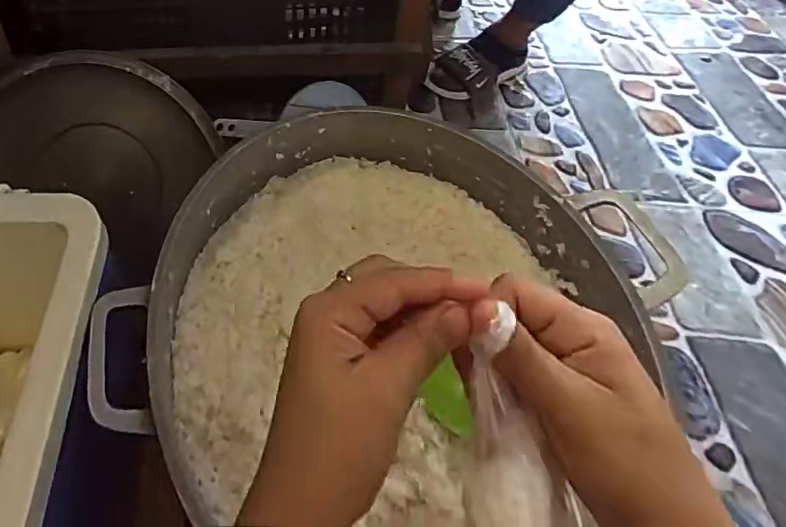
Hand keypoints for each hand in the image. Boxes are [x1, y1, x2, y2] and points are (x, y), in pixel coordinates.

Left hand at [238, 256, 488, 526]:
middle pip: (383, 281)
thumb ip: (425, 340)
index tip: (485, 289)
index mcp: (327, 310)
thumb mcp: (387, 389)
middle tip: (475, 304)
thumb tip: (466, 307)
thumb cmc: (340, 447)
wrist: (300, 508)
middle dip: (428, 289)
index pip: (390, 281)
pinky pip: (377, 328)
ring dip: (420, 308)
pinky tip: (435, 337)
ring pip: (381, 304)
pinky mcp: (338, 357)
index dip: (439, 282)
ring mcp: (329, 334)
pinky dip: (407, 329)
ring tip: (464, 318)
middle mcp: (325, 311)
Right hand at [478, 276, 729, 526]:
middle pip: (509, 319)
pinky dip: (503, 394)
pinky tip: (497, 415)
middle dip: (485, 345)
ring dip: (492, 374)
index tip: (463, 346)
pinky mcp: (560, 399)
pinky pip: (519, 380)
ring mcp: (567, 369)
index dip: (485, 311)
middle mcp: (572, 337)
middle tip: (471, 382)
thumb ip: (521, 355)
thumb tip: (476, 304)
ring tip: (484, 403)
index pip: (514, 291)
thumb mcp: (570, 407)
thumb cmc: (627, 464)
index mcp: (581, 326)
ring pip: (509, 351)